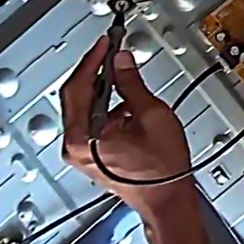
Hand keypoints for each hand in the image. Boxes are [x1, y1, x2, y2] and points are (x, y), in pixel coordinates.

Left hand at [60, 37, 198, 221]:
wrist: (167, 200)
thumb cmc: (161, 170)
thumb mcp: (151, 114)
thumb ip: (132, 83)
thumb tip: (122, 61)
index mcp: (83, 137)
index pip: (78, 86)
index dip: (92, 60)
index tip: (104, 43)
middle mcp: (76, 146)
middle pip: (76, 95)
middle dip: (95, 70)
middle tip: (110, 50)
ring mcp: (83, 151)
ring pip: (84, 106)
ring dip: (102, 86)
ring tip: (122, 70)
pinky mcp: (91, 154)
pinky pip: (92, 119)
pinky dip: (107, 103)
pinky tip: (126, 96)